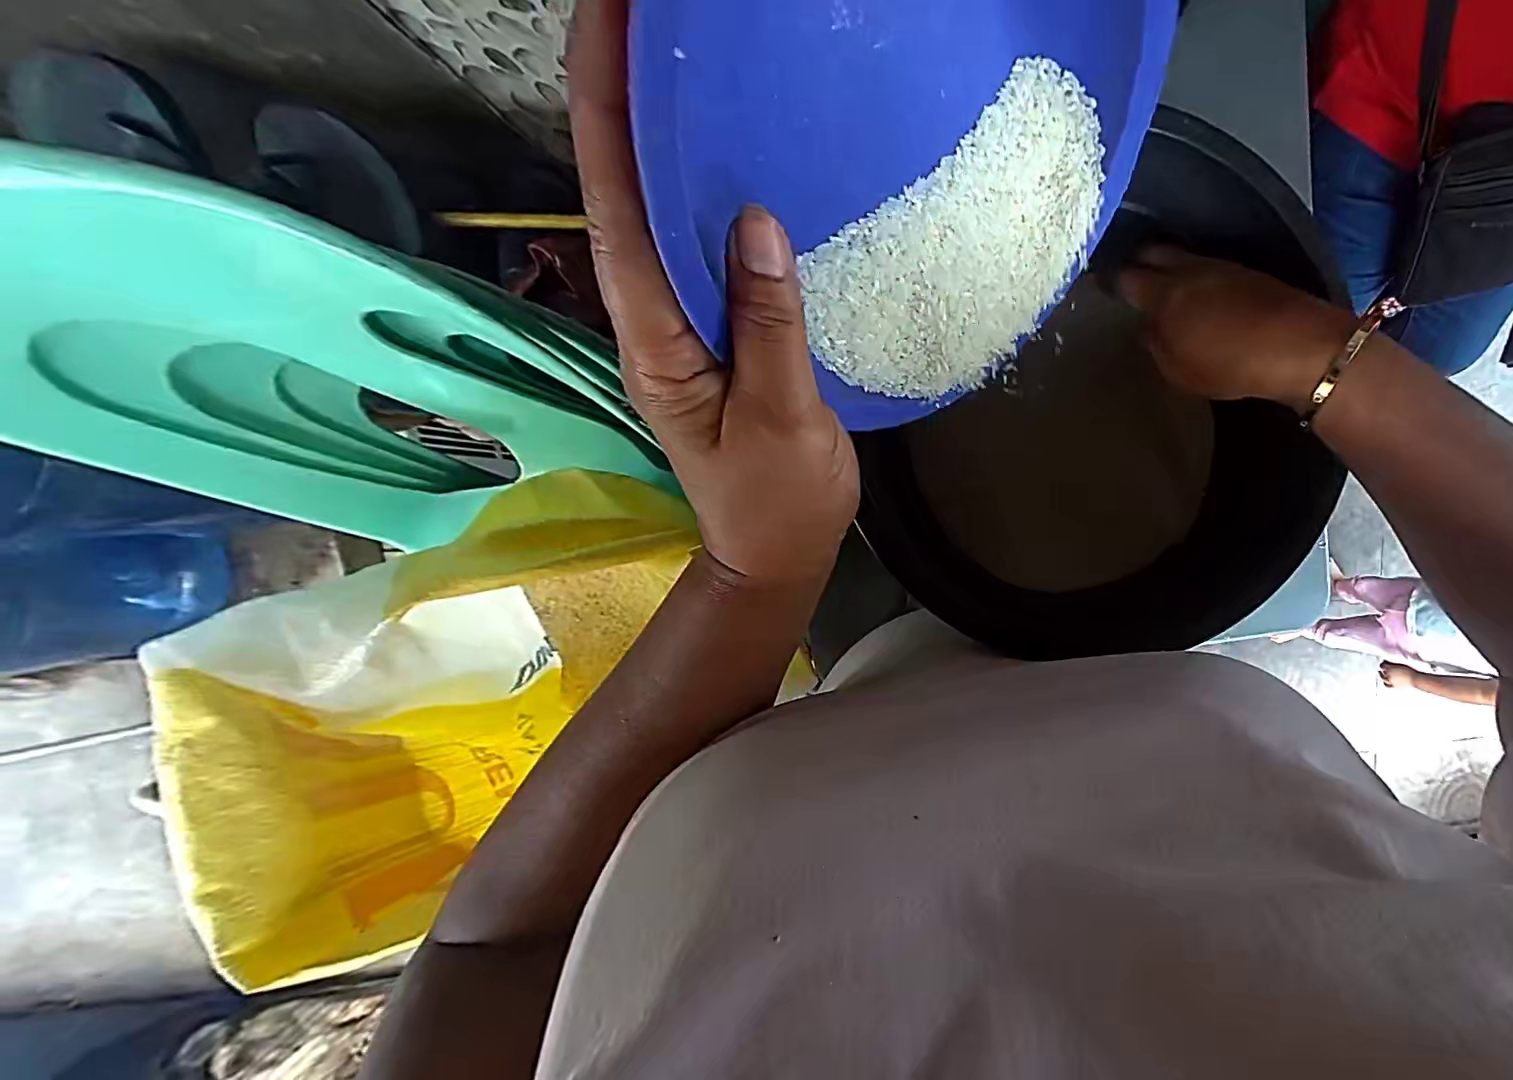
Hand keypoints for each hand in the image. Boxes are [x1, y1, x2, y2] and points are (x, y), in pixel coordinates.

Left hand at [569, 5, 857, 586]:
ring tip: (692, 68)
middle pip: (628, 198)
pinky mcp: (723, 341)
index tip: (614, 18)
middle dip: (629, 100)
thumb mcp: (782, 420)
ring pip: (668, 223)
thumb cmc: (779, 501)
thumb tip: (755, 224)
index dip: (610, 109)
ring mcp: (689, 331)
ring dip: (670, 141)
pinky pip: (712, 257)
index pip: (617, 208)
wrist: (778, 553)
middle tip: (656, 22)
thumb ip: (769, 328)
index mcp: (656, 340)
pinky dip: (718, 202)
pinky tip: (746, 169)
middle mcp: (657, 323)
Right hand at [1114, 246, 1357, 409]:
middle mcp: (1190, 271)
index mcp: (1164, 294)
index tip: (1096, 281)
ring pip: (1182, 255)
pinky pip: (1207, 265)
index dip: (1108, 279)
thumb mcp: (1178, 369)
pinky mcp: (1247, 273)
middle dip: (1136, 259)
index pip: (1126, 278)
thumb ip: (1156, 344)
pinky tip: (1193, 287)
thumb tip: (1145, 327)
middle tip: (1124, 272)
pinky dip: (1192, 272)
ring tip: (1156, 278)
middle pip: (1154, 252)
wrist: (1297, 346)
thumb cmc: (1227, 365)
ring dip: (1166, 262)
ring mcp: (1222, 267)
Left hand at [1379, 661, 1417, 688]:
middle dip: (1383, 669)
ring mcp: (1390, 680)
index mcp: (1389, 667)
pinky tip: (1385, 682)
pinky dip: (1385, 683)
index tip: (1384, 664)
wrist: (1415, 679)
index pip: (1382, 665)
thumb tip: (1387, 662)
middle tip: (1384, 669)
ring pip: (1382, 678)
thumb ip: (1392, 664)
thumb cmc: (1410, 671)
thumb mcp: (1400, 664)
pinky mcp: (1393, 685)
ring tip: (1381, 674)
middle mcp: (1388, 674)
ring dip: (1382, 675)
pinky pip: (1386, 685)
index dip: (1383, 664)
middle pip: (1382, 671)